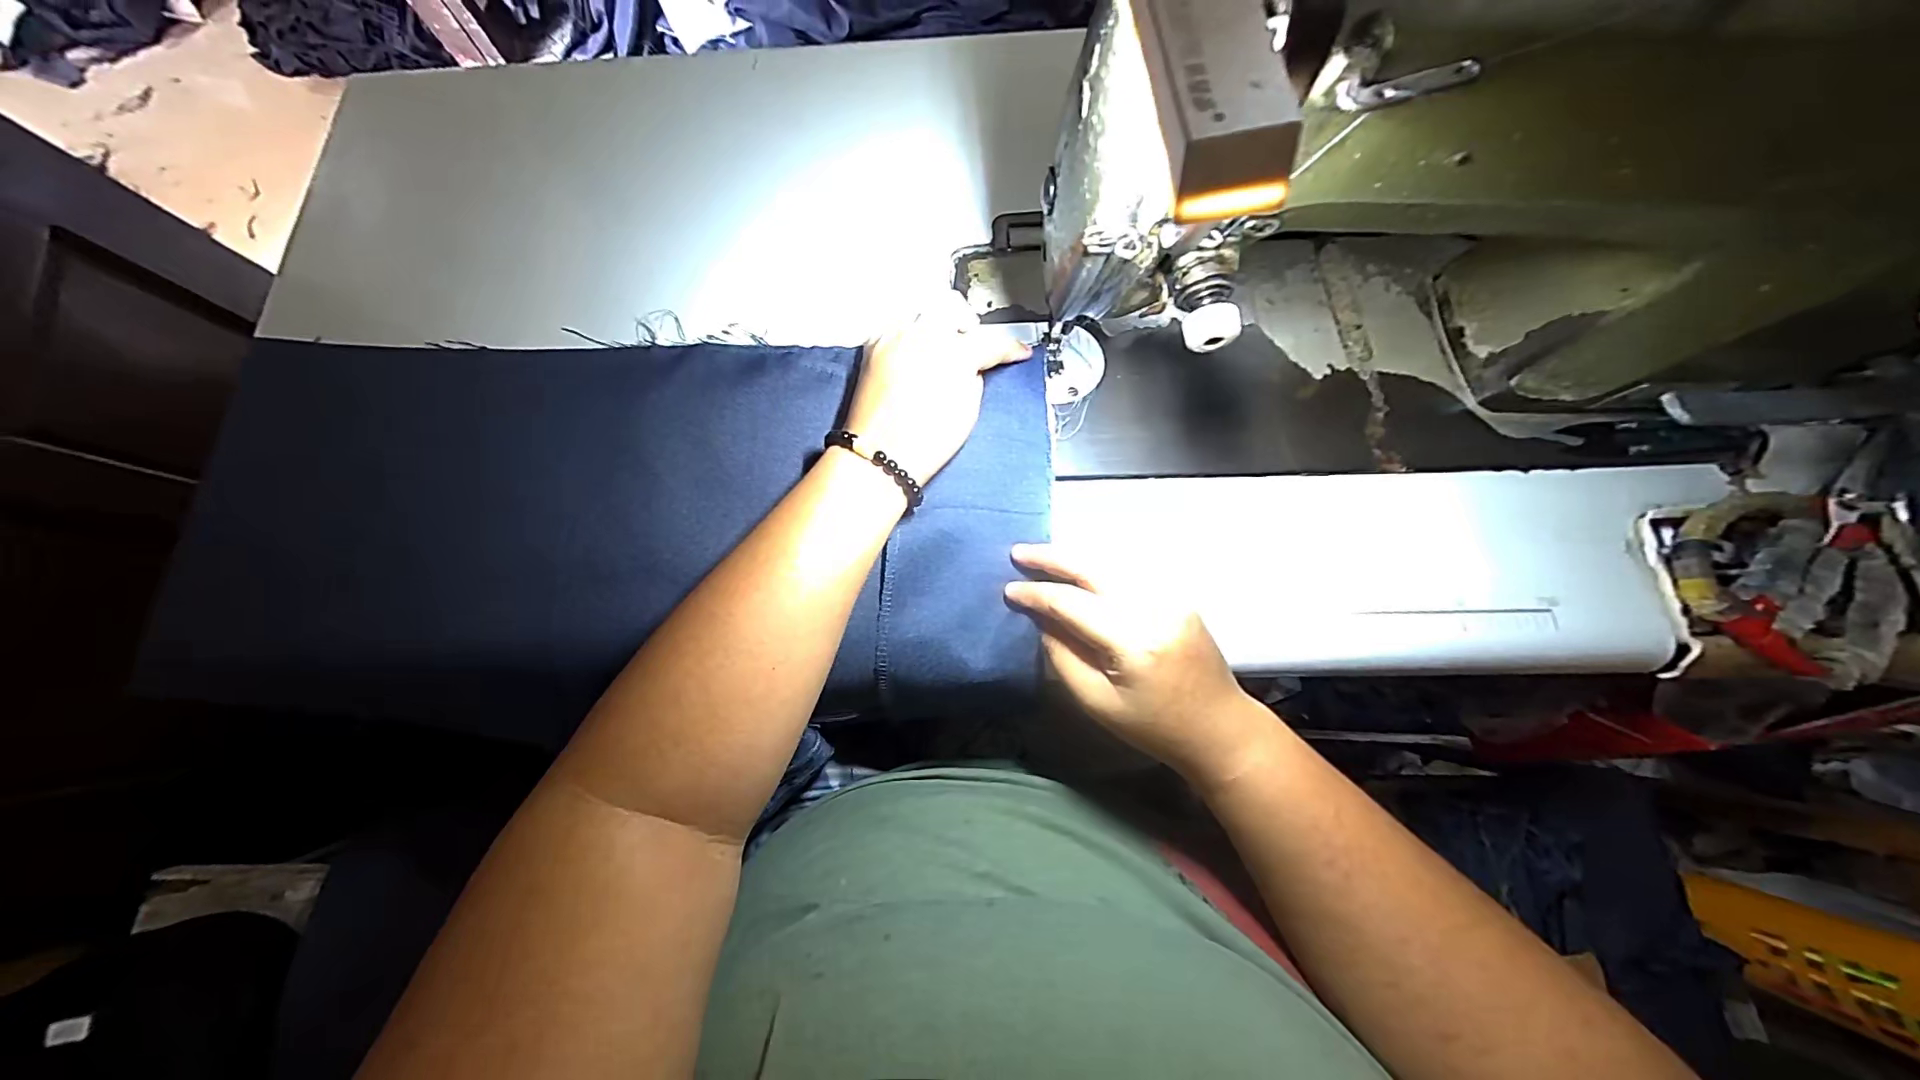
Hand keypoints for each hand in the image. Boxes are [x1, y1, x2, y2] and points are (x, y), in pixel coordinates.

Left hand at [842, 292, 1029, 483]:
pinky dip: (911, 333)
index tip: (1017, 352)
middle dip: (966, 323)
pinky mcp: (874, 346)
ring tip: (942, 347)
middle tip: (973, 342)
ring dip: (937, 323)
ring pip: (923, 310)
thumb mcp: (968, 411)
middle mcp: (923, 336)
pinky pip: (898, 324)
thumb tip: (974, 366)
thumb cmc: (922, 442)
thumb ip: (976, 377)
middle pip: (953, 307)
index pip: (991, 340)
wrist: (881, 455)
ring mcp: (896, 337)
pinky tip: (915, 353)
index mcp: (956, 353)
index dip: (1010, 348)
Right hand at [1004, 544, 1279, 788]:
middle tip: (1018, 552)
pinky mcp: (1178, 597)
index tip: (1009, 591)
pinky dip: (1101, 565)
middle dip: (1053, 558)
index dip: (1038, 595)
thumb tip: (1041, 618)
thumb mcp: (1097, 702)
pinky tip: (1080, 567)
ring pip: (1113, 563)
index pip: (1073, 604)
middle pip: (1094, 569)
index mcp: (1133, 641)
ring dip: (1076, 557)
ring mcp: (1171, 598)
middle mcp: (1154, 608)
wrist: (1219, 727)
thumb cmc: (1153, 727)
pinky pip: (1131, 572)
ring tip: (1042, 557)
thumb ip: (1062, 656)